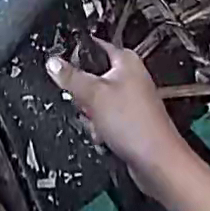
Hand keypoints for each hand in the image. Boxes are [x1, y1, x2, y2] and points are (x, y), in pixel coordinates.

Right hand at [47, 41, 193, 197]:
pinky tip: (104, 136)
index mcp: (125, 59)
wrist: (157, 164)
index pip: (93, 46)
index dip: (75, 56)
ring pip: (96, 99)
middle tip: (87, 103)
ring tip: (98, 123)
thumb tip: (52, 62)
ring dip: (91, 114)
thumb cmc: (134, 124)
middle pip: (91, 76)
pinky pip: (105, 117)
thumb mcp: (93, 95)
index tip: (63, 67)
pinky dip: (100, 126)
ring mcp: (131, 98)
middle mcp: (130, 75)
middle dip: (84, 94)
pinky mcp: (129, 119)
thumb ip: (70, 77)